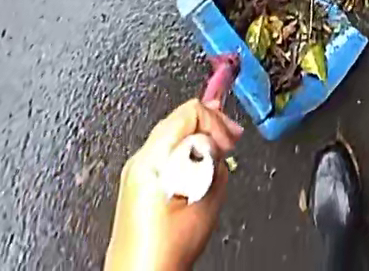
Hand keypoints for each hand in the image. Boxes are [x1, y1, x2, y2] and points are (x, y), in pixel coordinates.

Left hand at [105, 99, 244, 270]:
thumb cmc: (163, 256)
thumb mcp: (203, 209)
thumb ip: (215, 171)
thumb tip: (219, 149)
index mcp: (152, 158)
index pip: (189, 112)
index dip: (216, 121)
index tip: (232, 139)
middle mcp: (140, 158)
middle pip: (180, 120)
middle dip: (209, 129)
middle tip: (230, 143)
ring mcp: (136, 169)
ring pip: (174, 136)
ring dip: (198, 144)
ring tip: (216, 161)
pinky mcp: (138, 181)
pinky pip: (165, 154)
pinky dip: (185, 157)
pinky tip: (198, 175)